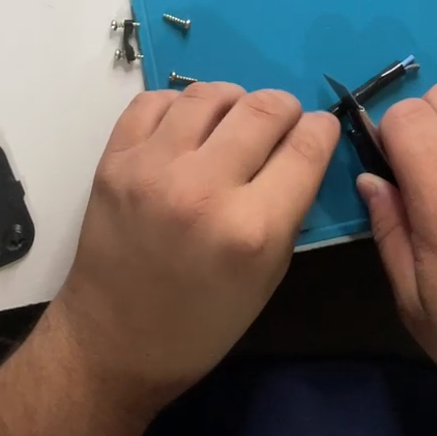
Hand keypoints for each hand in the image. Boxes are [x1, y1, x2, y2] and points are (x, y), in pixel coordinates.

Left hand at [49, 83, 338, 413]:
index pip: (306, 149)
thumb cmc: (202, 322)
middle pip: (263, 110)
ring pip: (208, 94)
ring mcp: (152, 168)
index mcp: (251, 230)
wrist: (115, 341)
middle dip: (285, 107)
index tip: (320, 125)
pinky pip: (153, 101)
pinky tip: (187, 125)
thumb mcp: (269, 276)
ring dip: (233, 99)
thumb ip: (289, 207)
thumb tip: (301, 147)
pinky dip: (179, 105)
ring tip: (234, 116)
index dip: (322, 129)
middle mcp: (203, 188)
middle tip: (283, 118)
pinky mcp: (114, 160)